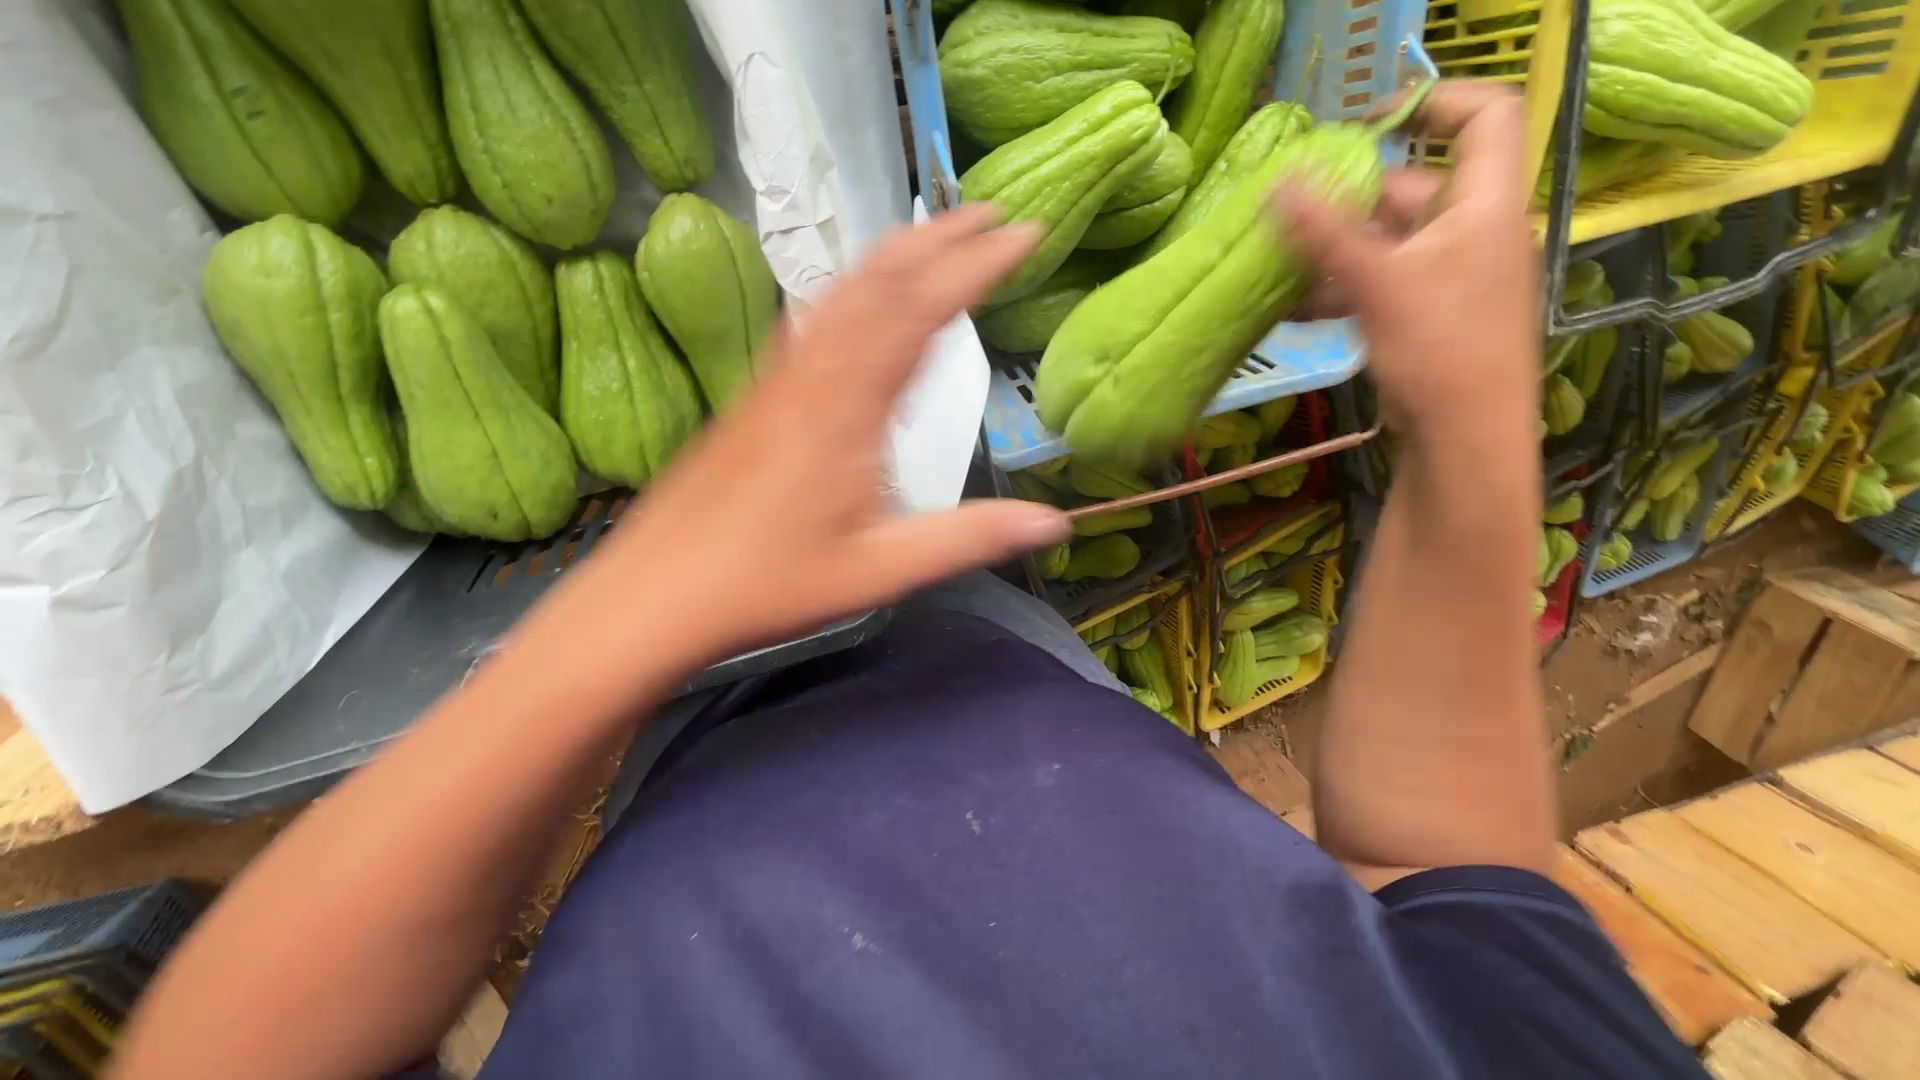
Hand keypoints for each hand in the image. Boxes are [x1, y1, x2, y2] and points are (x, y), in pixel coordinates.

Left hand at [509, 204, 1070, 700]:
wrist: (656, 592)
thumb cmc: (768, 584)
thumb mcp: (879, 571)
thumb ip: (967, 540)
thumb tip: (1055, 526)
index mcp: (847, 409)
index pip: (920, 311)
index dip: (976, 264)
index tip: (1025, 232)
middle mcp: (812, 374)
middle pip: (879, 280)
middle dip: (940, 237)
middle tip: (993, 211)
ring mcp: (778, 377)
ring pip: (840, 290)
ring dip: (894, 252)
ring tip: (938, 231)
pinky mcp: (757, 392)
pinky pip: (814, 316)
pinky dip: (853, 285)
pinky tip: (861, 292)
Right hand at [1277, 82, 1538, 440]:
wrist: (1465, 435)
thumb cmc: (1439, 347)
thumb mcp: (1377, 282)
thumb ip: (1324, 232)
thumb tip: (1278, 181)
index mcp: (1484, 204)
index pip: (1484, 116)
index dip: (1432, 101)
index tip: (1367, 123)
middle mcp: (1473, 229)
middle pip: (1412, 188)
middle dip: (1348, 200)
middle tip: (1291, 213)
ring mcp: (1451, 273)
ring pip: (1387, 241)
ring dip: (1334, 251)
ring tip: (1281, 266)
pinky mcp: (1429, 312)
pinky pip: (1383, 280)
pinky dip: (1343, 286)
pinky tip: (1298, 306)